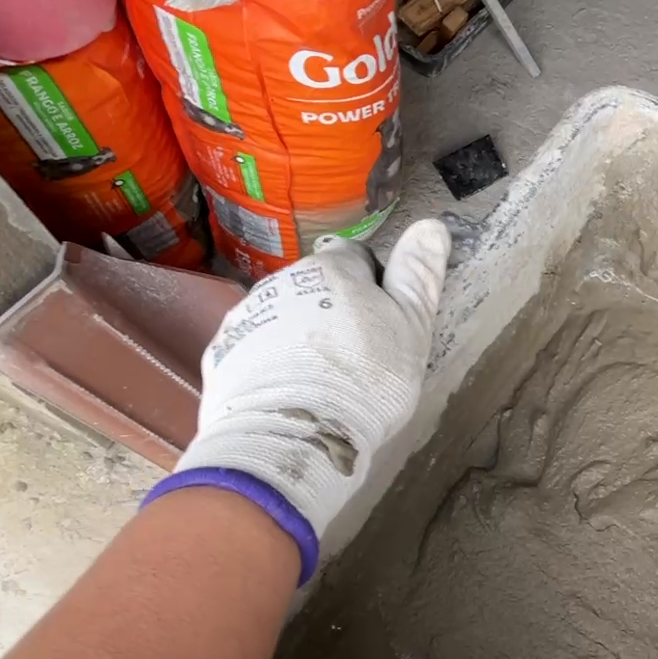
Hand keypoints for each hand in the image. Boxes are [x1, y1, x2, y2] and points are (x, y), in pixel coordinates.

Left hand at [150, 221, 449, 581]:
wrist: (297, 434)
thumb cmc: (368, 376)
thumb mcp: (411, 326)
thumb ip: (419, 275)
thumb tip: (433, 224)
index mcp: (334, 270)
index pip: (357, 258)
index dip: (374, 287)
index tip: (384, 324)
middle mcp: (284, 281)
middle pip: (317, 289)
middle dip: (334, 312)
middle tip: (357, 359)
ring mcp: (248, 317)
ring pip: (285, 317)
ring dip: (301, 337)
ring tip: (323, 381)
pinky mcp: (224, 354)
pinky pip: (255, 350)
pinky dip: (272, 364)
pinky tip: (292, 394)